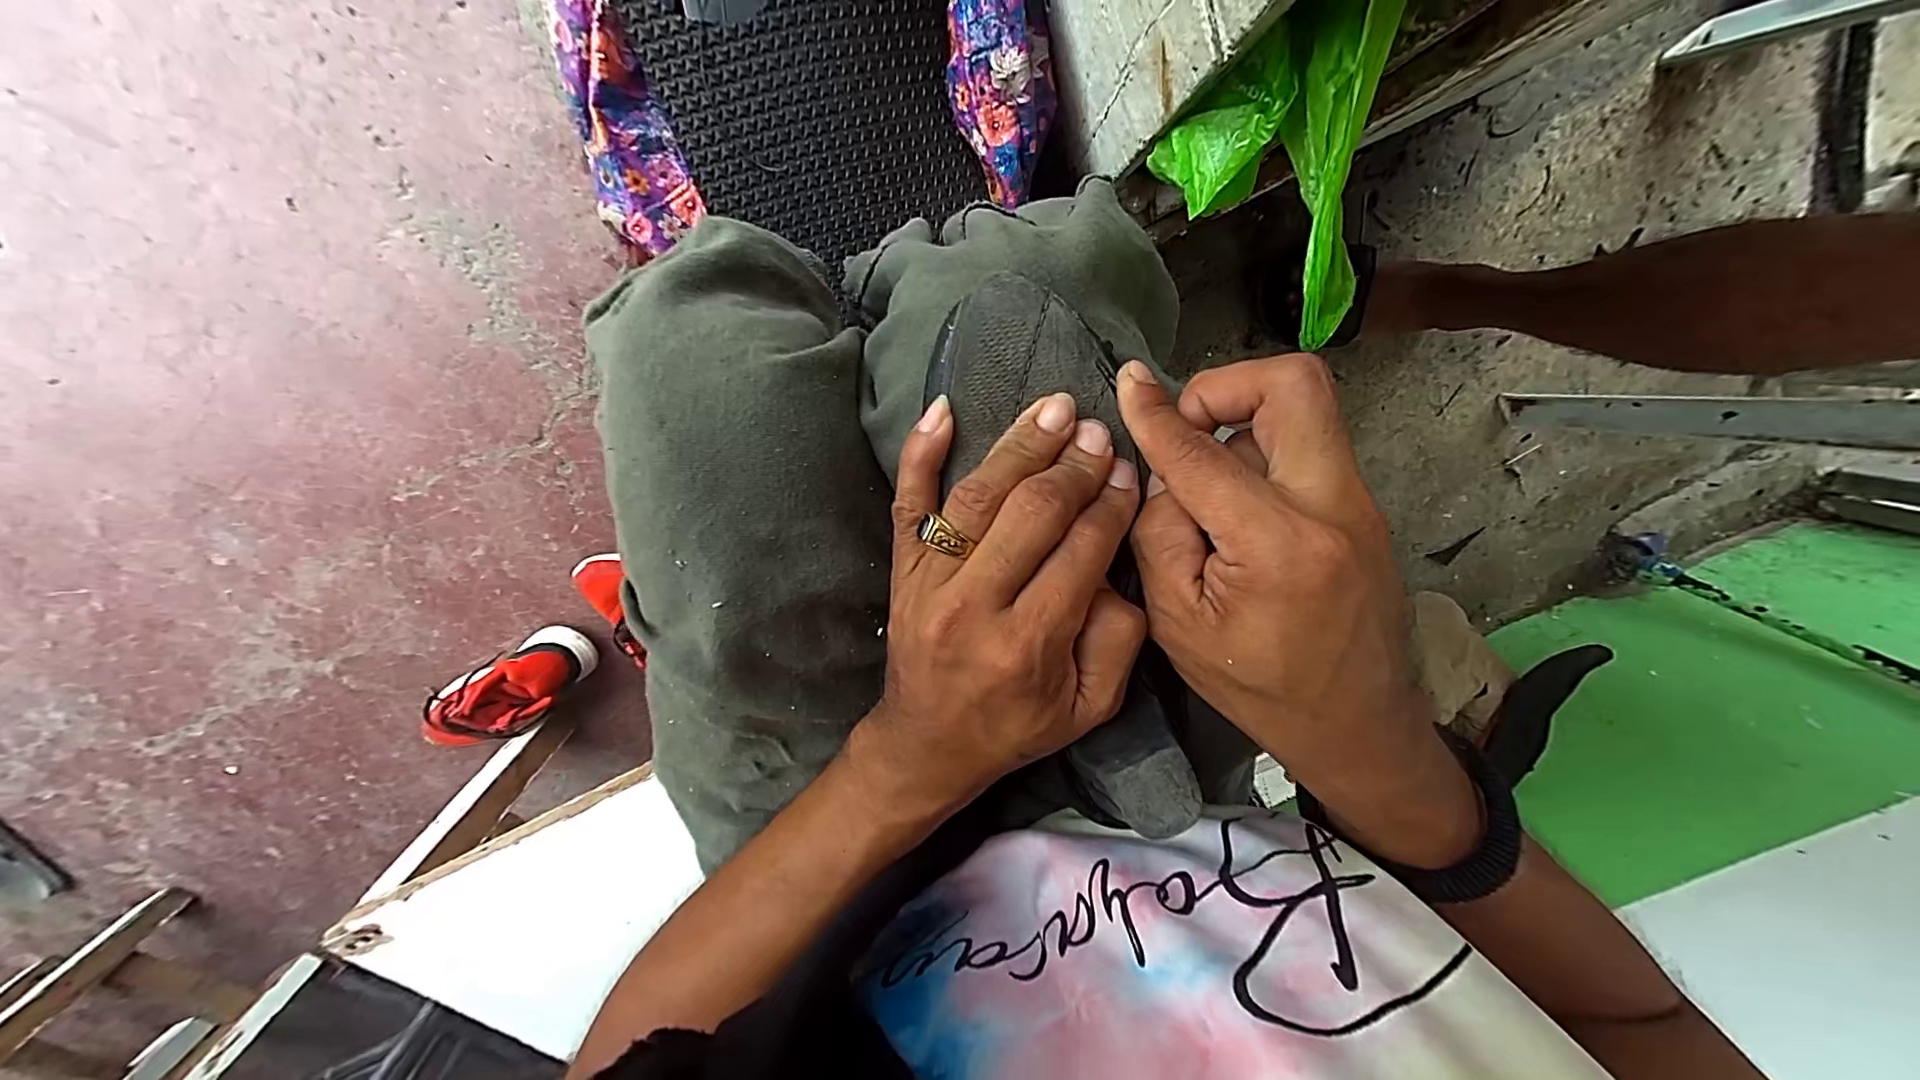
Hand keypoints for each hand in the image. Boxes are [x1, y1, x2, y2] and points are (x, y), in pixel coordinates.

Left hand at [848, 392, 1147, 818]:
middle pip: (1031, 514)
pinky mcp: (901, 569)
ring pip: (977, 497)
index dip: (1109, 504)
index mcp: (1027, 643)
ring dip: (1019, 446)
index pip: (1080, 551)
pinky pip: (906, 502)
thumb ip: (1117, 638)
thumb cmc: (1013, 726)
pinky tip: (943, 409)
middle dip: (1073, 468)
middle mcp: (973, 605)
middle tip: (1098, 433)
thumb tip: (1114, 566)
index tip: (1126, 470)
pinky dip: (920, 452)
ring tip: (1054, 410)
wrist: (927, 743)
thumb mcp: (1089, 706)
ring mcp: (928, 581)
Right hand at [1115, 356, 1479, 866]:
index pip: (1203, 453)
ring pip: (1303, 408)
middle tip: (1186, 429)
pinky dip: (1261, 450)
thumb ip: (1158, 533)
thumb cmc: (1256, 686)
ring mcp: (1360, 503)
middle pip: (1294, 383)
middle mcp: (1333, 506)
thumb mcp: (1177, 622)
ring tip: (1207, 480)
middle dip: (1224, 386)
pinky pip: (1308, 444)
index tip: (1129, 384)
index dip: (1156, 413)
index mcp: (1278, 545)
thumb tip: (1163, 471)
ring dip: (1241, 422)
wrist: (1359, 727)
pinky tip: (1237, 504)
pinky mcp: (1364, 508)